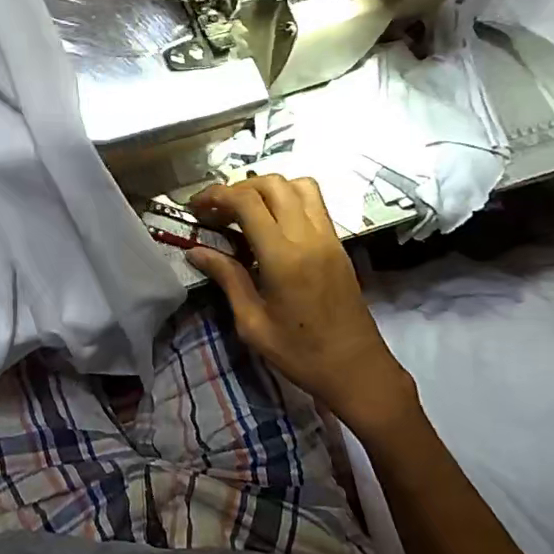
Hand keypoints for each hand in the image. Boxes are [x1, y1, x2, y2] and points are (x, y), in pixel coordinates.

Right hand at [185, 175, 418, 432]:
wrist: (357, 369)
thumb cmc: (300, 353)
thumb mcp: (252, 323)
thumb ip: (227, 279)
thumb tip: (196, 251)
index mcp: (283, 257)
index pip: (247, 202)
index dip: (216, 196)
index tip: (196, 207)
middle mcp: (308, 236)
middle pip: (272, 184)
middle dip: (238, 188)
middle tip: (217, 210)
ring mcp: (328, 236)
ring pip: (298, 185)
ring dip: (267, 187)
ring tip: (246, 210)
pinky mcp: (338, 243)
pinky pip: (314, 201)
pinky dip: (288, 197)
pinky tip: (272, 222)